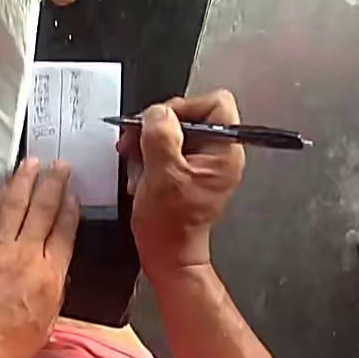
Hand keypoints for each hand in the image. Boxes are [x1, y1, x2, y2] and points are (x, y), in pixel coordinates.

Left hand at [0, 160, 79, 357]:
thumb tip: (53, 271)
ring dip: (25, 181)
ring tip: (32, 163)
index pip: (65, 232)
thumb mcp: (44, 324)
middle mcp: (24, 256)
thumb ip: (52, 291)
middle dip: (53, 183)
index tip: (74, 192)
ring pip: (14, 205)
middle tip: (59, 164)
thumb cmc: (4, 349)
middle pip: (42, 210)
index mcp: (49, 277)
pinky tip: (3, 186)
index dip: (71, 208)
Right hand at [119, 91, 246, 277]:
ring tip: (134, 160)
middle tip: (134, 140)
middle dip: (156, 126)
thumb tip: (156, 112)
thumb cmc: (170, 225)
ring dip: (147, 142)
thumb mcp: (163, 176)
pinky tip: (139, 172)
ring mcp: (199, 162)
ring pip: (171, 130)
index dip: (184, 107)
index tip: (159, 122)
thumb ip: (160, 138)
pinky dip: (146, 155)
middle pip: (188, 114)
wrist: (167, 253)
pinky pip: (163, 147)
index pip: (215, 104)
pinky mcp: (183, 169)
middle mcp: (216, 153)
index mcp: (223, 152)